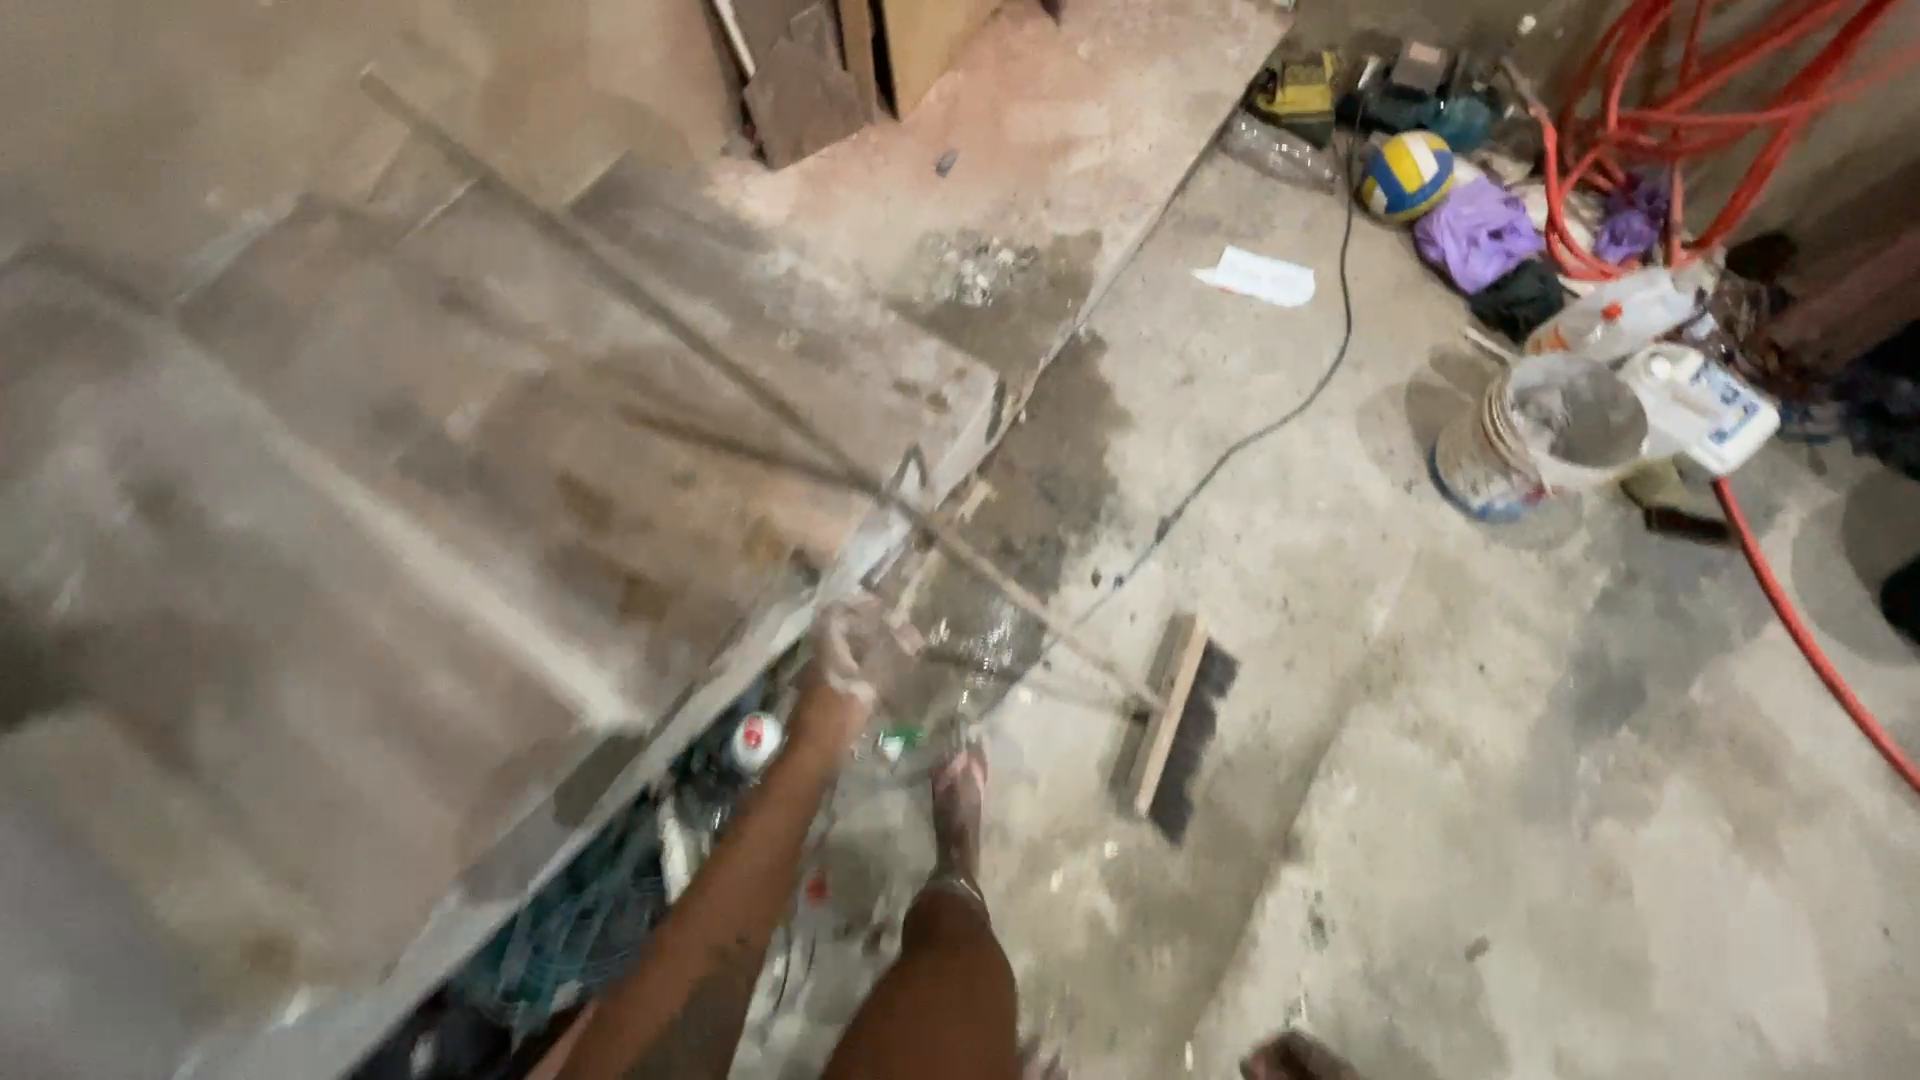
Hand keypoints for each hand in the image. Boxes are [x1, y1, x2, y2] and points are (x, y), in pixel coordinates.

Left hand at [786, 596, 919, 758]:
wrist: (812, 756)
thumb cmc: (838, 717)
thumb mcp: (867, 686)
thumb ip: (886, 659)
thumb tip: (908, 637)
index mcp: (827, 652)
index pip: (836, 614)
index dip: (857, 605)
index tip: (882, 607)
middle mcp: (820, 660)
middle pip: (842, 634)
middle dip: (870, 630)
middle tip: (896, 634)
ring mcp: (819, 680)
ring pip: (845, 655)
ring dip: (868, 652)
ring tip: (895, 656)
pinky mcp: (824, 699)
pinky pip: (846, 674)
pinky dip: (864, 671)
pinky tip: (882, 682)